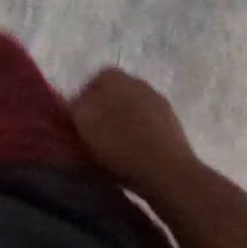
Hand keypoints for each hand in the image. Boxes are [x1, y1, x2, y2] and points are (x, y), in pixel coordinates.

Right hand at [70, 67, 197, 191]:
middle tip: (96, 137)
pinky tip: (138, 153)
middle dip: (104, 111)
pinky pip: (149, 125)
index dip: (82, 104)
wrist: (167, 171)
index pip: (89, 83)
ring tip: (118, 149)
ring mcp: (157, 100)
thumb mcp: (82, 124)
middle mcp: (136, 80)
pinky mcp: (173, 122)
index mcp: (111, 75)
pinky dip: (142, 135)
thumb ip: (73, 106)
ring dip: (125, 124)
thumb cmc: (118, 146)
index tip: (79, 126)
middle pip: (113, 94)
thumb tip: (73, 103)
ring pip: (132, 109)